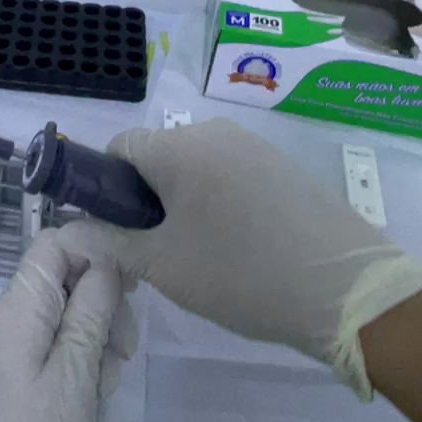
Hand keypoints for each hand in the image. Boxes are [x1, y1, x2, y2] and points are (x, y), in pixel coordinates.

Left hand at [0, 229, 129, 421]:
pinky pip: (58, 345)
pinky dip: (83, 360)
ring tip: (109, 380)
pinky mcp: (22, 372)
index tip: (130, 281)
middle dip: (103, 302)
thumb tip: (106, 259)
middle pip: (66, 277)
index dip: (94, 248)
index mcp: (18, 307)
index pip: (54, 243)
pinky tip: (95, 392)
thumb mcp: (74, 375)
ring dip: (98, 336)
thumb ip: (90, 312)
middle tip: (125, 347)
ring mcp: (15, 345)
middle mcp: (12, 316)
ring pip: (69, 313)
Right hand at [59, 118, 421, 395]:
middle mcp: (213, 132)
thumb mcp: (166, 267)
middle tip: (161, 248)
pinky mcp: (283, 163)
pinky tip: (243, 241)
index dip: (107, 185)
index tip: (119, 227)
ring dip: (184, 197)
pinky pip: (231, 170)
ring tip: (205, 250)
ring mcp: (253, 144)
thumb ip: (112, 244)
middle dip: (147, 195)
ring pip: (196, 163)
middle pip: (159, 153)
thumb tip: (71, 231)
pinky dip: (220, 196)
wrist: (350, 290)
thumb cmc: (243, 275)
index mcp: (178, 148)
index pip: (120, 146)